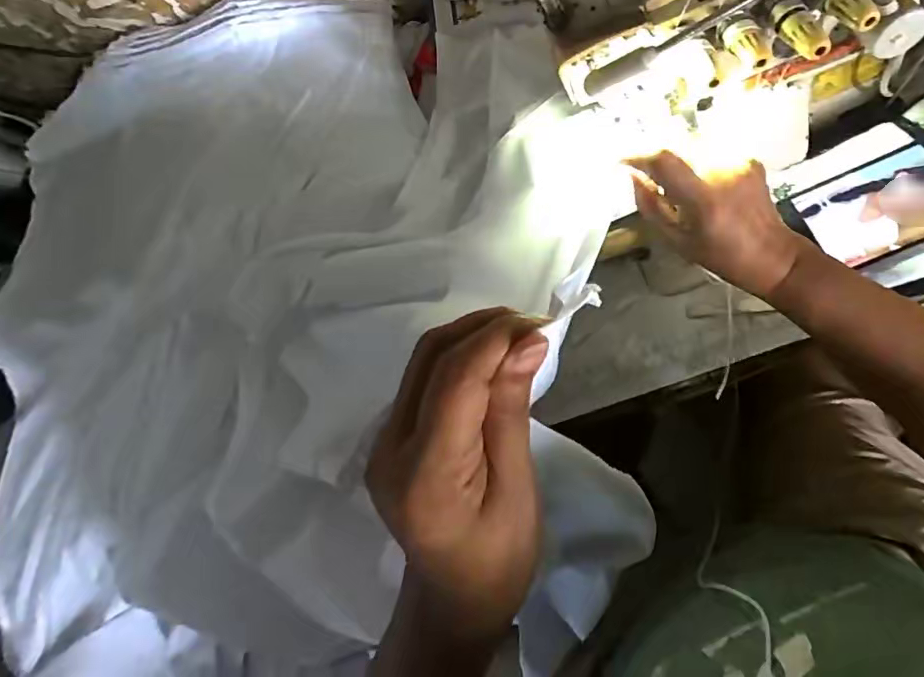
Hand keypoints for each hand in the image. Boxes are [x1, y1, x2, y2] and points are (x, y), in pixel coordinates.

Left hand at [366, 308, 546, 650]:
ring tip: (518, 333)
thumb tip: (528, 341)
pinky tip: (492, 355)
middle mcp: (390, 448)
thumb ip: (511, 411)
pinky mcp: (389, 433)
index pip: (454, 381)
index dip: (496, 340)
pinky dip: (461, 353)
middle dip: (484, 327)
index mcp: (425, 475)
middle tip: (533, 325)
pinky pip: (423, 375)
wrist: (454, 599)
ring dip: (471, 333)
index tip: (541, 326)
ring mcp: (382, 438)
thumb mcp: (518, 491)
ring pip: (423, 358)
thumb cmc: (499, 559)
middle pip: (431, 357)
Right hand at [627, 151, 812, 297]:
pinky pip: (711, 149)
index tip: (623, 161)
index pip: (664, 159)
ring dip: (679, 160)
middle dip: (658, 159)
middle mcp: (722, 172)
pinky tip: (705, 182)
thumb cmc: (722, 256)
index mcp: (704, 199)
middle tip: (653, 179)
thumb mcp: (677, 241)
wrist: (774, 255)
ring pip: (692, 145)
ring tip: (682, 186)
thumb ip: (650, 206)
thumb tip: (633, 176)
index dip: (638, 155)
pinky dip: (699, 161)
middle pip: (675, 147)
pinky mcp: (748, 158)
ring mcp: (738, 162)